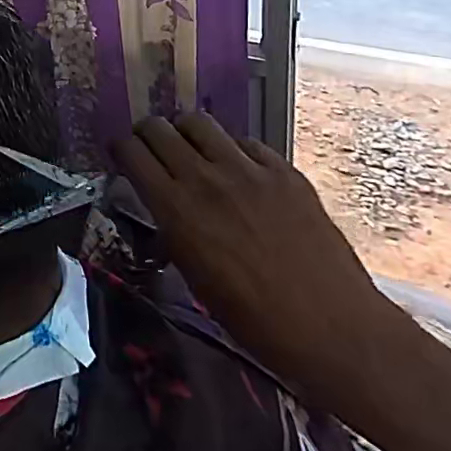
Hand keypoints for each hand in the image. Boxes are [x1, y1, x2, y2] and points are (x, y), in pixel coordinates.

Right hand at [109, 113, 402, 404]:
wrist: (330, 327)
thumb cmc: (251, 317)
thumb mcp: (192, 273)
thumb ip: (172, 228)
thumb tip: (165, 209)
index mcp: (175, 208)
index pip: (132, 152)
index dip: (120, 149)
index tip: (122, 155)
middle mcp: (205, 178)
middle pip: (159, 128)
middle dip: (147, 134)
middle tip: (151, 149)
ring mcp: (248, 171)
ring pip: (199, 123)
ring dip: (185, 132)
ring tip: (191, 149)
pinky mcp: (284, 172)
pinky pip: (246, 143)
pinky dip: (232, 150)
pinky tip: (238, 170)